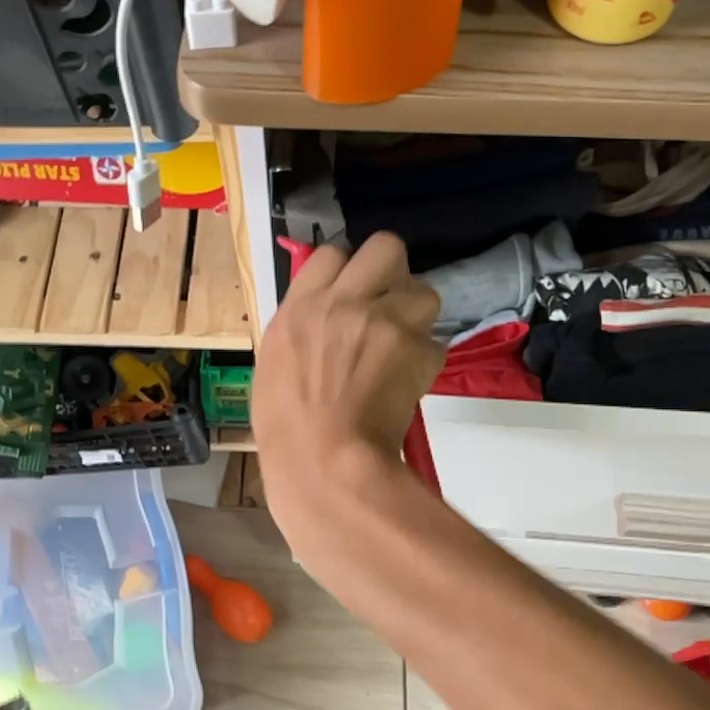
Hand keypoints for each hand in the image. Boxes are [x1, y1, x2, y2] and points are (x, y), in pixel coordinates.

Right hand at [252, 234, 443, 489]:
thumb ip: (302, 329)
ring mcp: (384, 321)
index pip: (332, 254)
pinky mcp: (417, 348)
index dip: (348, 270)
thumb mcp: (274, 364)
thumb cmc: (286, 428)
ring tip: (405, 347)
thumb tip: (324, 319)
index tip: (353, 292)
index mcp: (301, 307)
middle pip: (386, 248)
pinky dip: (425, 361)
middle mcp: (344, 302)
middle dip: (394, 272)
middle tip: (391, 304)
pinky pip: (435, 343)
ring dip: (418, 317)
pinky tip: (409, 384)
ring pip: (424, 291)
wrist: (324, 462)